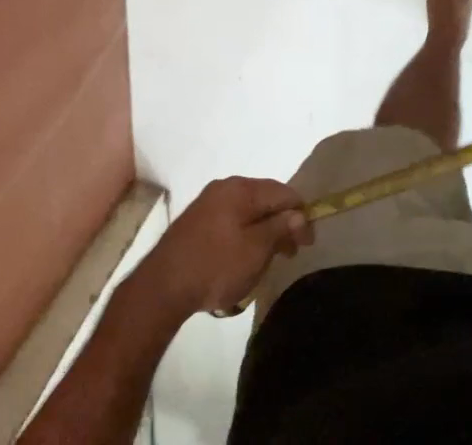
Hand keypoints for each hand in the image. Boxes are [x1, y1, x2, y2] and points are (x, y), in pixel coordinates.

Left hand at [136, 177, 312, 314]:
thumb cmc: (216, 266)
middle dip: (282, 222)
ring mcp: (208, 202)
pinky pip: (231, 219)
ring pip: (248, 210)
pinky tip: (244, 255)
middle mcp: (224, 187)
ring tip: (269, 258)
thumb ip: (280, 227)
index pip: (284, 192)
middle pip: (265, 198)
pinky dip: (245, 233)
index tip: (307, 244)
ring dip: (264, 230)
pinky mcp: (197, 220)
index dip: (302, 215)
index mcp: (241, 188)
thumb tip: (299, 213)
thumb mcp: (256, 249)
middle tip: (290, 253)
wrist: (164, 285)